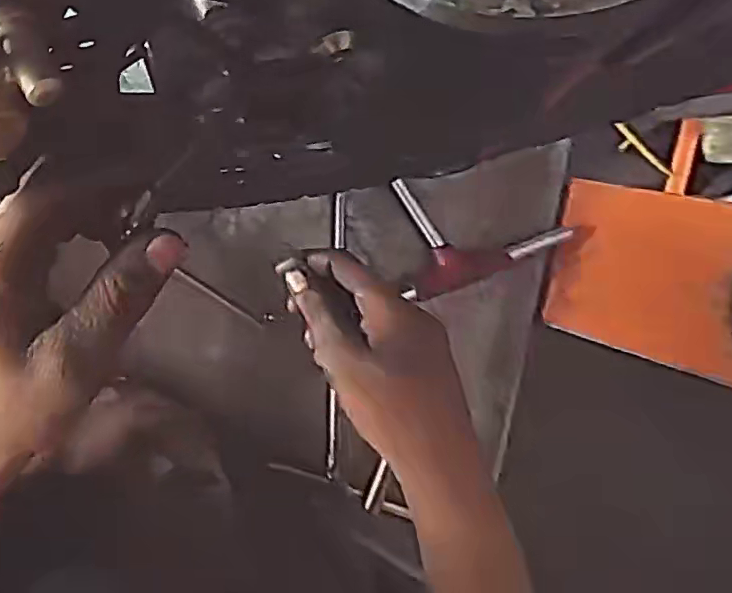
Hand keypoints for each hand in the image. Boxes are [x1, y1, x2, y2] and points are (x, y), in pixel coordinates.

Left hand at [0, 183, 186, 504]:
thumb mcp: (75, 362)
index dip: (102, 176)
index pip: (49, 191)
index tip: (152, 174)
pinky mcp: (10, 252)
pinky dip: (86, 211)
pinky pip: (51, 212)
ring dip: (96, 194)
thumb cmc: (21, 407)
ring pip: (51, 193)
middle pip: (48, 183)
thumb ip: (119, 298)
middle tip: (155, 188)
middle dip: (103, 180)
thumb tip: (168, 240)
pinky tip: (115, 227)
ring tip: (142, 207)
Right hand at [286, 251, 487, 487]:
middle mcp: (415, 316)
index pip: (346, 265)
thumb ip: (317, 313)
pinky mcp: (428, 361)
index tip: (290, 270)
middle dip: (324, 294)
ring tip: (317, 339)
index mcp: (393, 308)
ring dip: (340, 316)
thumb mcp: (340, 358)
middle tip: (298, 307)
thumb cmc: (394, 416)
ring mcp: (426, 339)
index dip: (312, 263)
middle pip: (359, 286)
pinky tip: (344, 357)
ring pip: (371, 310)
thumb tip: (300, 282)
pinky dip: (359, 333)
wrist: (441, 468)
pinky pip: (386, 330)